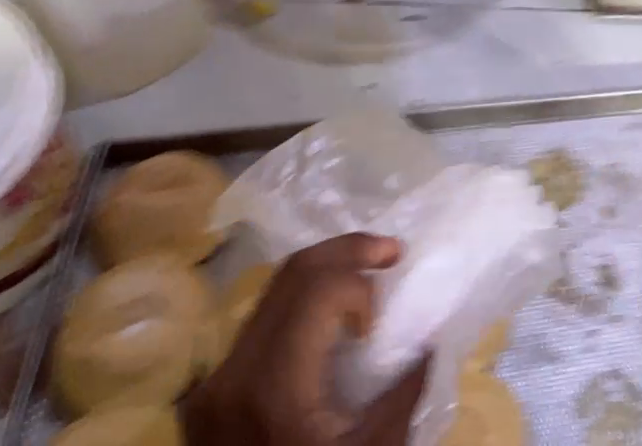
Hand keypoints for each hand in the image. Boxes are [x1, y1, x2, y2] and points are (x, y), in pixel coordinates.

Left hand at [183, 234, 430, 445]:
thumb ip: (406, 390)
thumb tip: (433, 333)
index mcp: (274, 388)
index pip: (318, 288)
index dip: (362, 279)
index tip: (388, 308)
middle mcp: (233, 372)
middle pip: (291, 276)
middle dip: (347, 252)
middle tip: (390, 252)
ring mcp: (213, 381)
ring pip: (271, 292)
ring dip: (323, 274)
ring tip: (366, 277)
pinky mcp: (208, 391)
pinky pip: (259, 323)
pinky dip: (300, 306)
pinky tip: (329, 316)